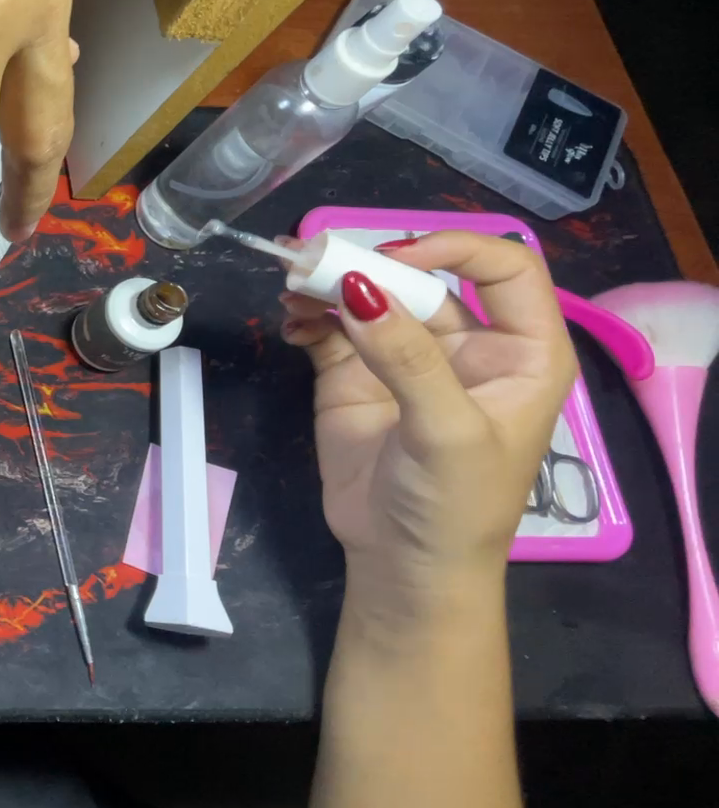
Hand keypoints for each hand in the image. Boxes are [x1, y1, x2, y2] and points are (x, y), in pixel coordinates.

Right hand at [280, 233, 577, 618]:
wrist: (399, 557)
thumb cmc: (454, 500)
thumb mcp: (445, 430)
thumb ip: (407, 358)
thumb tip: (355, 288)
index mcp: (519, 350)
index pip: (501, 270)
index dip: (450, 250)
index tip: (387, 259)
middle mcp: (462, 346)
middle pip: (418, 281)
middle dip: (367, 266)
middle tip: (309, 264)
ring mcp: (400, 361)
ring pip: (366, 302)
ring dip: (326, 290)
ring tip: (289, 291)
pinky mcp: (350, 379)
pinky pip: (327, 334)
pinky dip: (305, 321)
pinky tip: (289, 324)